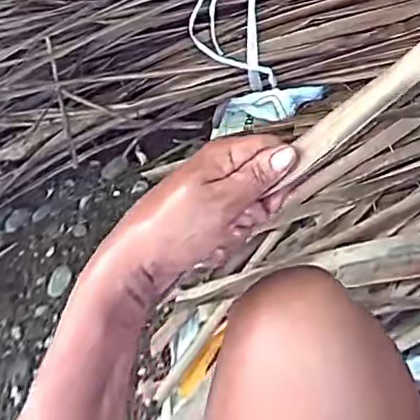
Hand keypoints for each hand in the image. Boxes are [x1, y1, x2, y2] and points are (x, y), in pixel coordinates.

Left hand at [97, 135, 296, 303]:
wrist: (129, 271)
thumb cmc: (169, 231)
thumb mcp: (223, 200)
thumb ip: (260, 175)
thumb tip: (289, 152)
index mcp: (223, 154)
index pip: (273, 147)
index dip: (282, 170)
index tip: (277, 194)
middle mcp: (220, 169)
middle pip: (266, 178)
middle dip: (261, 203)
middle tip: (243, 215)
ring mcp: (213, 194)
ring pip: (253, 204)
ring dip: (244, 223)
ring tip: (222, 232)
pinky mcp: (207, 218)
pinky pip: (236, 223)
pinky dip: (230, 236)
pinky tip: (213, 244)